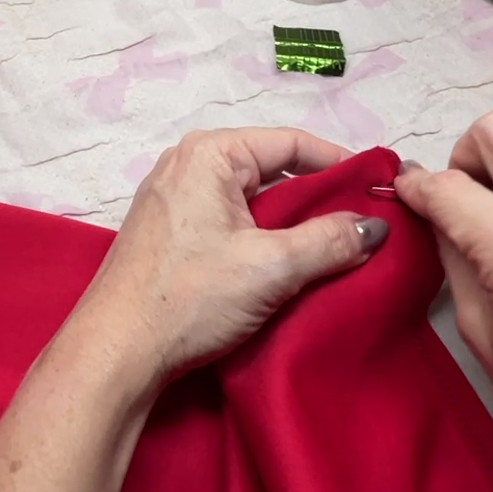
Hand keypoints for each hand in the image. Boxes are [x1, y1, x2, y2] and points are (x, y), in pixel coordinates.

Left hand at [0, 128, 389, 491]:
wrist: (116, 350)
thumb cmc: (191, 296)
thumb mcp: (271, 267)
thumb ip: (330, 241)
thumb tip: (375, 225)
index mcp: (209, 153)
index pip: (289, 142)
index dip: (338, 163)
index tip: (377, 186)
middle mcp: (187, 162)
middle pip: (269, 166)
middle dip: (315, 194)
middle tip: (361, 221)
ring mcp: (173, 195)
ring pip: (250, 195)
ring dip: (289, 218)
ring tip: (332, 244)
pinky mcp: (169, 228)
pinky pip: (228, 215)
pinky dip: (260, 232)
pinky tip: (285, 260)